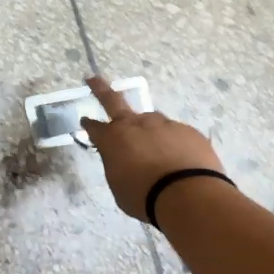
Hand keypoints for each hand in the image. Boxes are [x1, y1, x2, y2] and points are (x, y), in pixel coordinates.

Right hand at [78, 76, 226, 219]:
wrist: (188, 195)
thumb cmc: (143, 195)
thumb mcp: (118, 184)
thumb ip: (117, 165)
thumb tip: (121, 158)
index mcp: (112, 138)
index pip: (94, 127)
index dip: (88, 124)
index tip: (85, 120)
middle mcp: (135, 124)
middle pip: (113, 100)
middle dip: (101, 89)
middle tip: (93, 78)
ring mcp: (163, 125)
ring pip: (151, 120)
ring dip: (148, 129)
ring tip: (156, 147)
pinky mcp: (188, 131)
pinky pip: (176, 134)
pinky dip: (174, 143)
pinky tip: (179, 158)